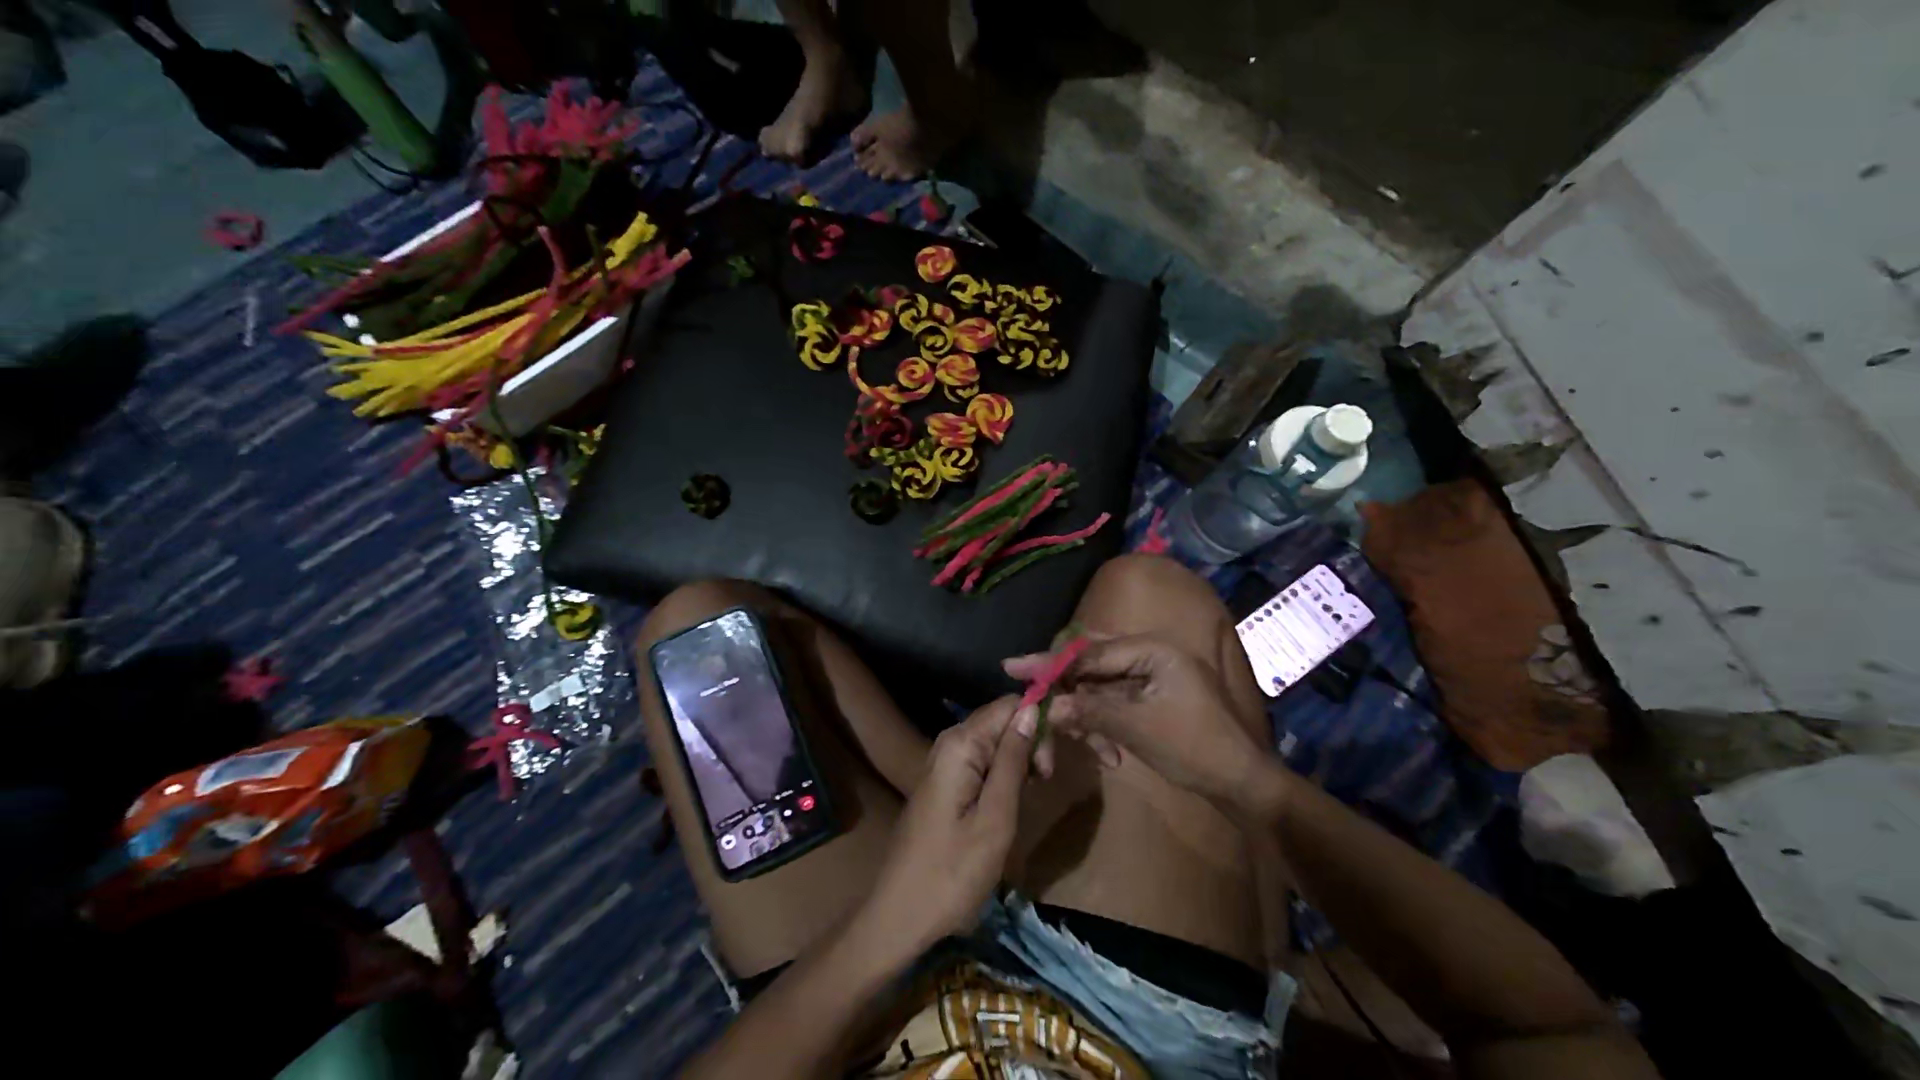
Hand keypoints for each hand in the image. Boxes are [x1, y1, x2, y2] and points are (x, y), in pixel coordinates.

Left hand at [858, 696, 1035, 957]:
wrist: (901, 914)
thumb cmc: (952, 872)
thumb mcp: (995, 818)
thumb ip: (1013, 762)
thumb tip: (1032, 711)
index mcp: (960, 744)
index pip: (1009, 705)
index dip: (1041, 717)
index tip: (1067, 744)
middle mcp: (949, 742)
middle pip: (1002, 719)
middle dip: (1033, 738)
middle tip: (1047, 779)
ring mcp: (945, 762)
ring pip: (996, 741)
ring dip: (1022, 756)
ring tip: (1038, 787)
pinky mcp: (946, 782)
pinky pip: (984, 760)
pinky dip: (1006, 771)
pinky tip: (1017, 794)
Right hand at [1006, 634, 1284, 813]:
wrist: (1242, 782)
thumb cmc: (1194, 747)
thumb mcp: (1137, 728)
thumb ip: (1090, 711)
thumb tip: (1048, 708)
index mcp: (1152, 650)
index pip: (1089, 652)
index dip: (1049, 663)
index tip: (1012, 666)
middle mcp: (1150, 655)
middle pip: (1091, 661)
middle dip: (1063, 684)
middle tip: (1027, 691)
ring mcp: (1152, 678)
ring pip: (1100, 685)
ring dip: (1084, 712)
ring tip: (1073, 741)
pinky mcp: (1151, 699)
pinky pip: (1114, 702)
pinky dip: (1102, 723)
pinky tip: (1103, 752)